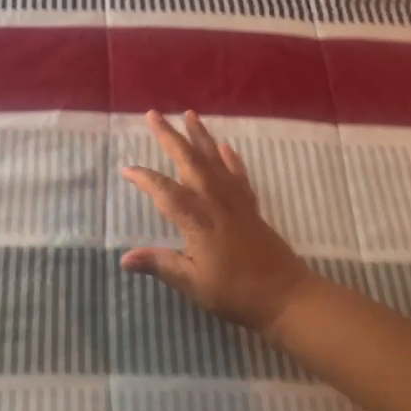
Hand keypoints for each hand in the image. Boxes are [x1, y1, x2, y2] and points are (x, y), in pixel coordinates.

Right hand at [120, 110, 319, 331]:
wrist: (286, 296)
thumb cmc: (235, 292)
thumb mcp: (193, 283)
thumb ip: (160, 264)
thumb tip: (124, 258)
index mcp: (197, 219)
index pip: (164, 191)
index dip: (143, 178)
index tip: (126, 169)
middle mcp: (215, 201)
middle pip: (189, 160)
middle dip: (170, 136)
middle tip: (154, 114)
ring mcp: (235, 200)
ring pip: (214, 159)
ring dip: (200, 136)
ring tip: (189, 114)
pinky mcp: (251, 206)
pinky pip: (238, 174)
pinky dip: (230, 158)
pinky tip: (224, 146)